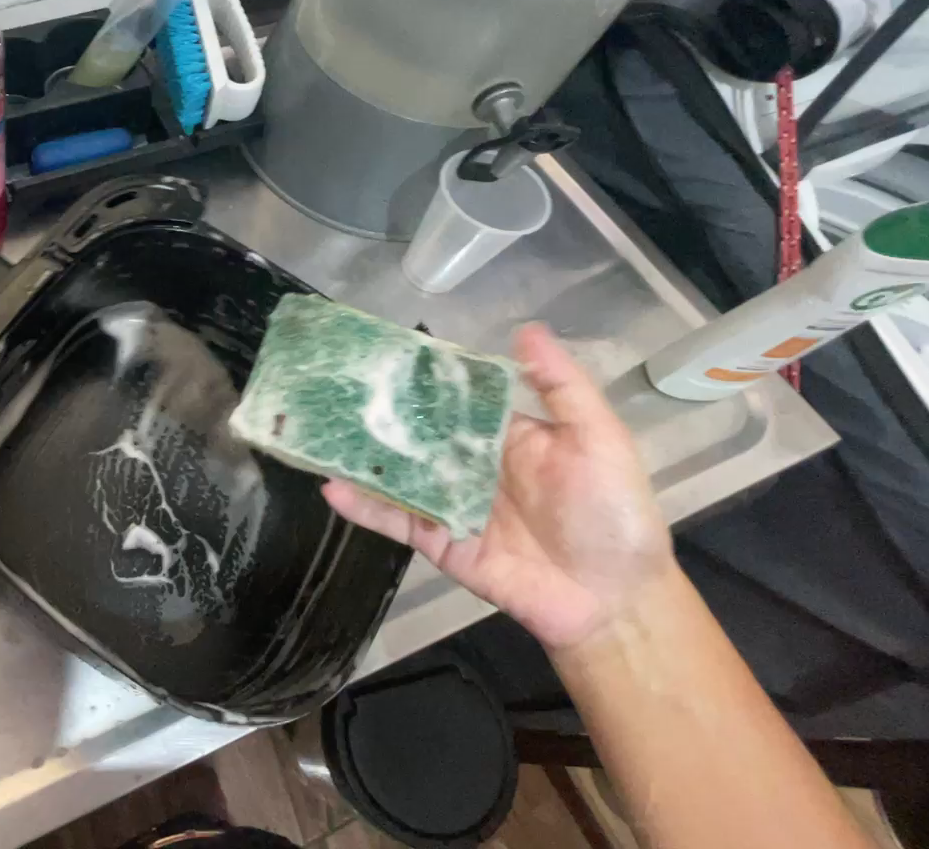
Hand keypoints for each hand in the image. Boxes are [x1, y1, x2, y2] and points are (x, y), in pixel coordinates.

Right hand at [322, 323, 674, 651]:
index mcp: (499, 433)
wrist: (612, 600)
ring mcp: (445, 501)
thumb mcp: (597, 439)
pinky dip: (362, 506)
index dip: (419, 375)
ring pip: (394, 472)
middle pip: (413, 432)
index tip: (379, 351)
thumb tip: (525, 328)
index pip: (451, 396)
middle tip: (330, 387)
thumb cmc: (612, 513)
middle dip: (376, 412)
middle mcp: (465, 462)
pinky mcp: (434, 539)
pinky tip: (332, 488)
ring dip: (358, 455)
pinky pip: (393, 519)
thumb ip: (559, 386)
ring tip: (316, 432)